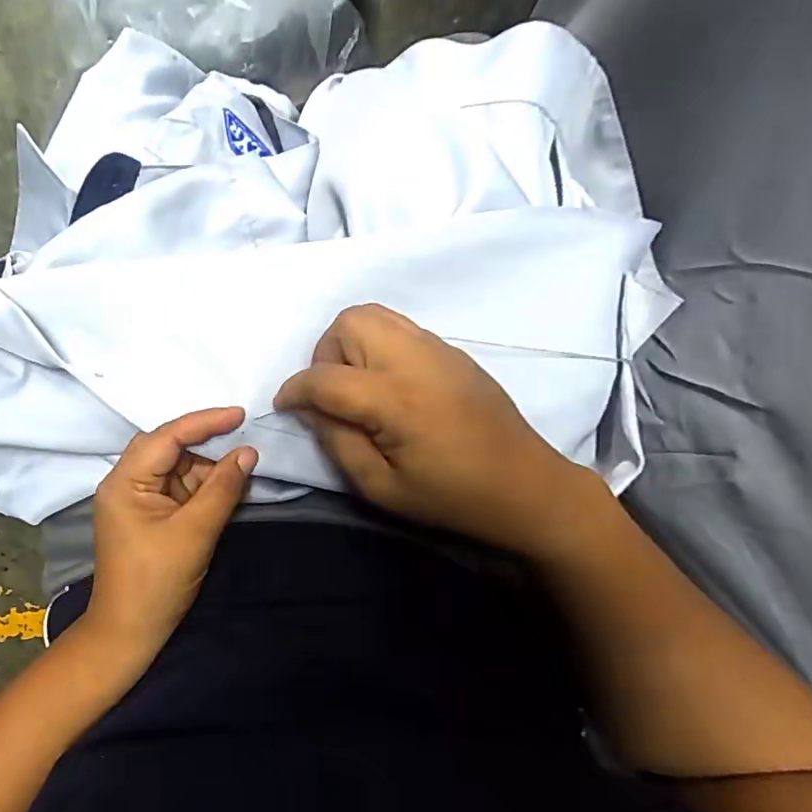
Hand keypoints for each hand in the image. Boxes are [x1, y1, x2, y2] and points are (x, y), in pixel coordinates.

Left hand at [90, 407, 257, 647]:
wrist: (129, 630)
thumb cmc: (157, 582)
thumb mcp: (195, 533)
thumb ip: (222, 489)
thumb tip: (248, 453)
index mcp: (124, 482)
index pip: (166, 437)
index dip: (204, 422)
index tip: (240, 414)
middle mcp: (124, 483)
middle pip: (167, 449)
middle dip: (205, 448)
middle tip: (243, 448)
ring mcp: (133, 500)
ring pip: (174, 469)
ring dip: (205, 471)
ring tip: (239, 476)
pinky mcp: (145, 515)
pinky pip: (175, 489)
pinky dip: (200, 489)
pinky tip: (224, 490)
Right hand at [273, 304, 608, 558]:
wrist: (526, 488)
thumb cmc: (450, 497)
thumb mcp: (379, 486)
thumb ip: (336, 441)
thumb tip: (309, 409)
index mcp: (396, 400)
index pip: (325, 377)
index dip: (294, 391)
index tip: (284, 407)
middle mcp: (416, 360)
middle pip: (349, 322)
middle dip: (325, 354)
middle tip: (332, 394)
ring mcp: (438, 350)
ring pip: (374, 315)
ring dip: (351, 344)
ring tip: (358, 386)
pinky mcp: (452, 352)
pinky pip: (399, 327)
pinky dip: (378, 345)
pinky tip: (389, 385)